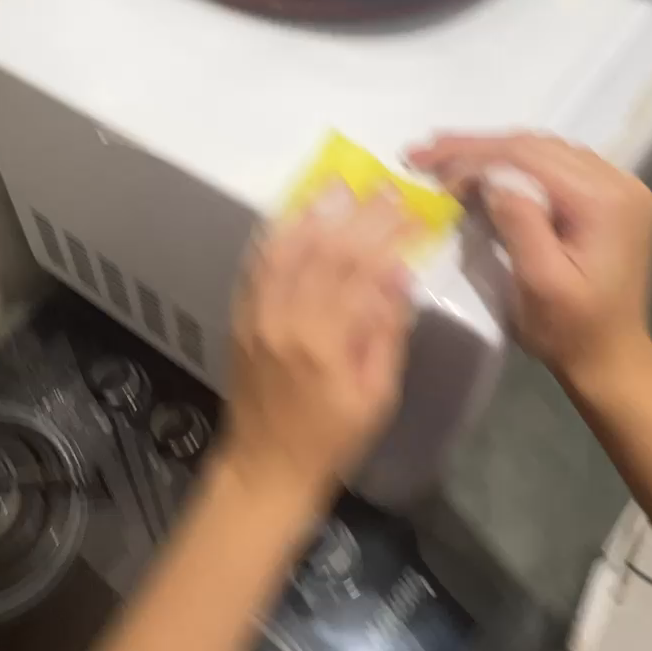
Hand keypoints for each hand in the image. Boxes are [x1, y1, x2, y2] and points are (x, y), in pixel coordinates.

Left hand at [223, 191, 416, 506]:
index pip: (359, 271)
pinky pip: (256, 268)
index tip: (412, 209)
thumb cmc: (332, 438)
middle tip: (382, 188)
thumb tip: (397, 274)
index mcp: (324, 342)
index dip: (387, 236)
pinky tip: (292, 217)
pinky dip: (275, 239)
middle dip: (356, 215)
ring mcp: (255, 316)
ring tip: (336, 186)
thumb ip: (386, 331)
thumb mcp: (377, 395)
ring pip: (284, 251)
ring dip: (312, 214)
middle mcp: (283, 319)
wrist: (265, 464)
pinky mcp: (239, 319)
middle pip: (323, 252)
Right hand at [406, 134, 651, 380]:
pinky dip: (512, 163)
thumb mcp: (540, 282)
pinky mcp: (606, 201)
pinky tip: (481, 170)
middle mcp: (619, 183)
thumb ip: (520, 225)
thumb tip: (492, 182)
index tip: (422, 160)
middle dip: (474, 147)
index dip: (471, 154)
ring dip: (491, 151)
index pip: (529, 157)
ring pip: (544, 151)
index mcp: (606, 200)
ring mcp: (617, 189)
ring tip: (441, 157)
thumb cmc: (569, 329)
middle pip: (536, 146)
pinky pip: (553, 166)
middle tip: (421, 153)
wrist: (609, 358)